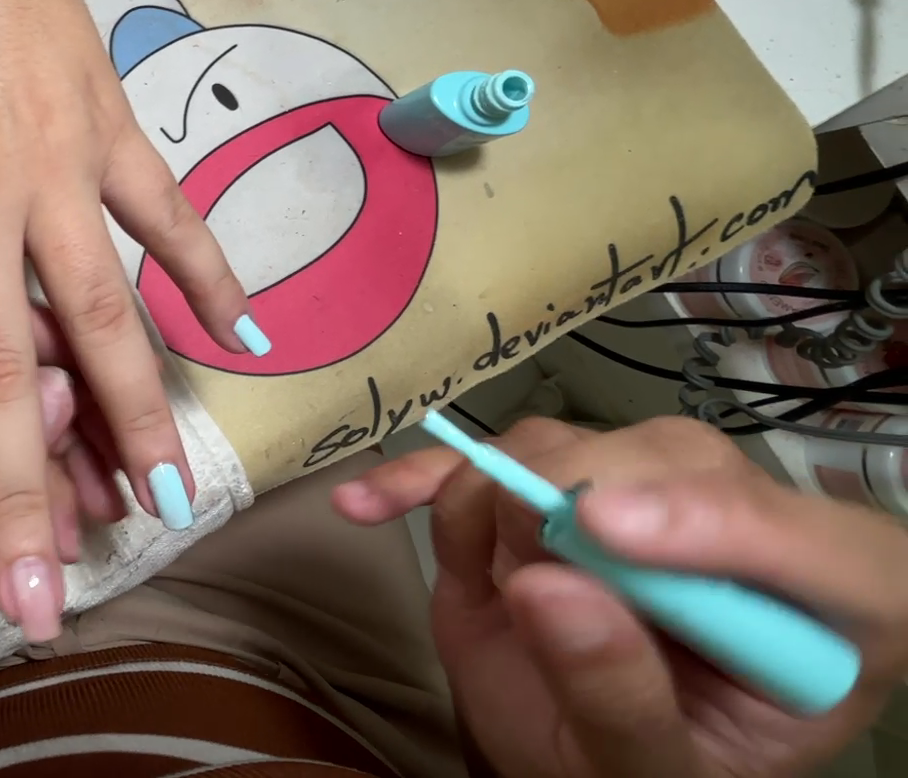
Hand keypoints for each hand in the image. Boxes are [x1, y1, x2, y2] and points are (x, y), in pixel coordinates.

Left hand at [0, 330, 113, 766]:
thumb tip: (60, 384)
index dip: (58, 364)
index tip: (121, 409)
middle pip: (4, 385)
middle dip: (70, 427)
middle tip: (124, 484)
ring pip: (7, 429)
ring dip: (61, 471)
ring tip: (100, 523)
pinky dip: (37, 500)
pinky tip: (69, 539)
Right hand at [336, 417, 907, 777]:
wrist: (554, 747)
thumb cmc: (629, 770)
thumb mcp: (641, 772)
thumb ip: (617, 698)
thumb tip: (547, 589)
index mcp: (816, 622)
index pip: (827, 551)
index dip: (727, 525)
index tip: (602, 531)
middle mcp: (721, 536)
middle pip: (667, 462)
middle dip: (573, 503)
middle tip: (516, 574)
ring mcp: (612, 499)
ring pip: (554, 445)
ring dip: (487, 497)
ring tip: (470, 577)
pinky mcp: (522, 492)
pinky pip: (467, 457)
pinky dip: (411, 479)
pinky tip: (363, 505)